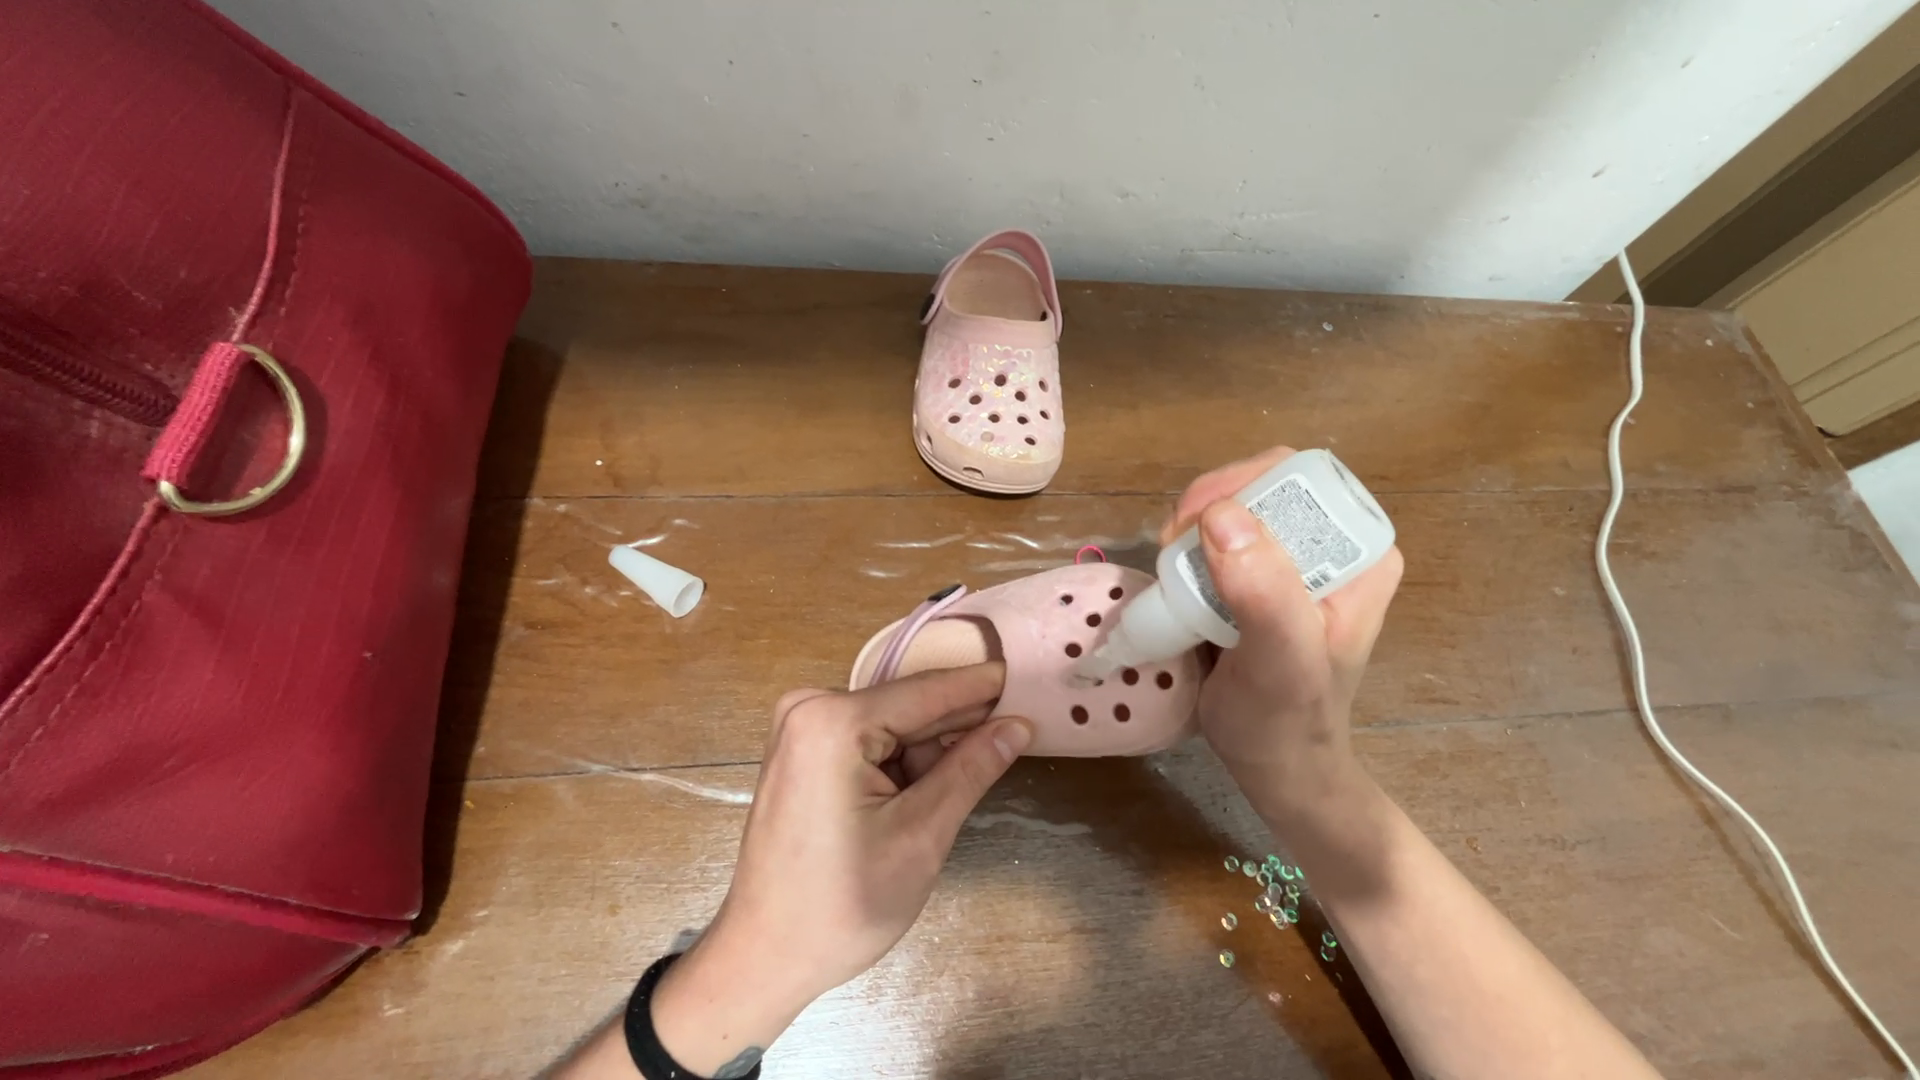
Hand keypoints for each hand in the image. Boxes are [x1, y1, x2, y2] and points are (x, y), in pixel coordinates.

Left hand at [646, 665, 1031, 1076]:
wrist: (766, 956)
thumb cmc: (843, 904)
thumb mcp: (921, 835)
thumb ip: (971, 768)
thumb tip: (1018, 724)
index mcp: (833, 722)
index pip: (926, 692)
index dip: (981, 686)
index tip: (1025, 675)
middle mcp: (809, 708)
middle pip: (907, 706)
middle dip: (957, 726)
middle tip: (1014, 735)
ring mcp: (799, 728)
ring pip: (891, 725)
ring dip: (927, 753)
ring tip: (949, 795)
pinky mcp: (800, 751)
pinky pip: (866, 740)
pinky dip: (899, 762)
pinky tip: (917, 797)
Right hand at [1160, 446, 1403, 824]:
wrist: (1274, 764)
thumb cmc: (1285, 720)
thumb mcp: (1281, 662)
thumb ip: (1263, 594)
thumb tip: (1220, 516)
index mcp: (1360, 555)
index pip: (1298, 482)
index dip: (1240, 487)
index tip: (1193, 526)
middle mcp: (1330, 548)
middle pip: (1259, 487)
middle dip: (1206, 507)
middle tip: (1171, 549)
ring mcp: (1290, 561)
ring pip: (1231, 509)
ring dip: (1189, 529)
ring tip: (1169, 568)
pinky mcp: (1256, 578)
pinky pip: (1215, 540)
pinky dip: (1185, 551)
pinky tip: (1173, 576)